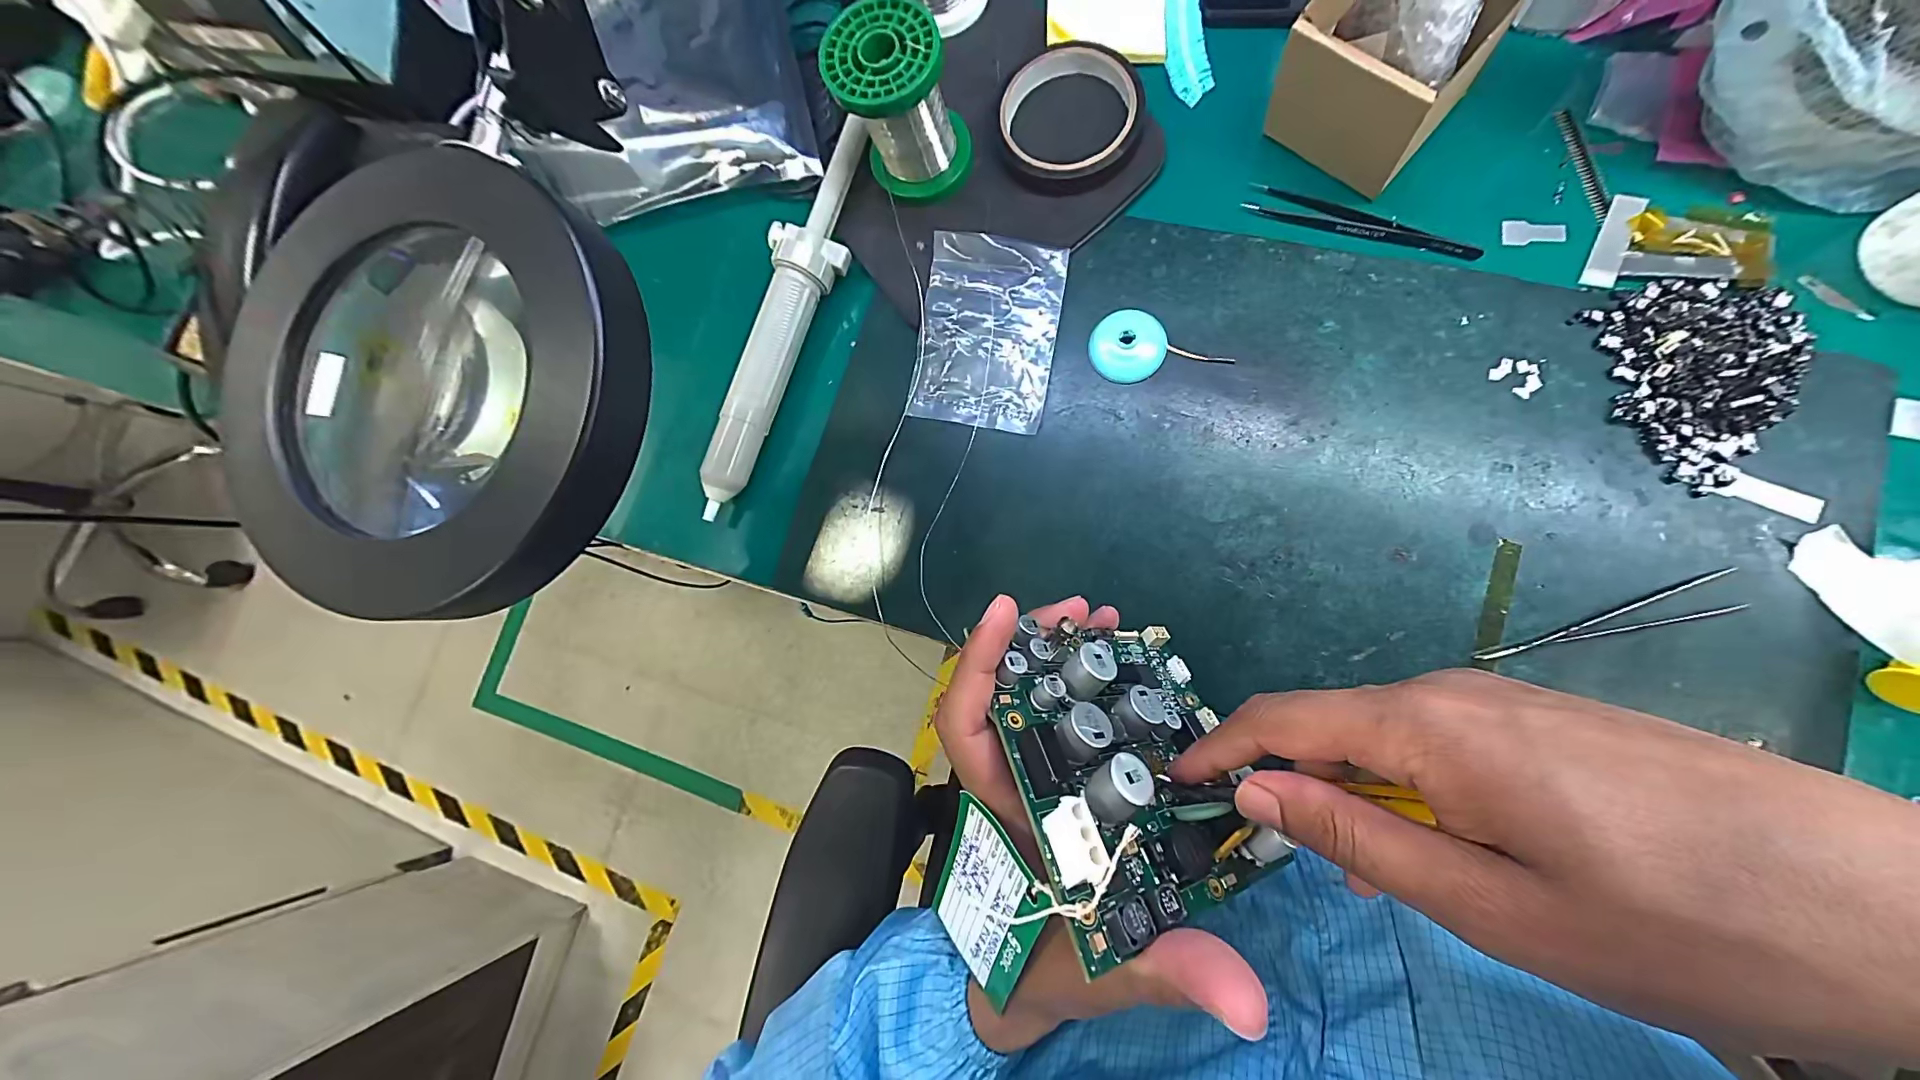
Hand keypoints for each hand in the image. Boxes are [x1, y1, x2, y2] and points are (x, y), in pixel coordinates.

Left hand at [935, 595, 1268, 1051]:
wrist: (1032, 984)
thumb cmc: (1049, 972)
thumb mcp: (1104, 971)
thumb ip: (1164, 972)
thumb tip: (1249, 1000)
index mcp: (1004, 808)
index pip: (966, 725)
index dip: (976, 664)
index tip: (1004, 609)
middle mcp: (1014, 780)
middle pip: (1002, 693)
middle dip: (1035, 641)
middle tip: (1086, 610)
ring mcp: (1037, 774)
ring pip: (1034, 697)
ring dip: (1064, 652)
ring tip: (1102, 619)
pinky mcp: (1063, 777)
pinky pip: (1066, 717)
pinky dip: (1086, 684)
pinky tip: (1118, 666)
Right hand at [1171, 668, 1919, 1061]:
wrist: (1916, 916)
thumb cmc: (1679, 927)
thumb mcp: (1491, 905)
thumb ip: (1357, 836)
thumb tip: (1256, 789)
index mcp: (1426, 725)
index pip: (1283, 716)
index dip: (1221, 746)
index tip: (1180, 781)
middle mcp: (1451, 690)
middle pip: (1331, 723)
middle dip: (1293, 780)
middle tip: (1290, 855)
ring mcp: (1503, 699)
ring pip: (1386, 735)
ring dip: (1357, 792)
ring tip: (1380, 871)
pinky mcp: (1544, 719)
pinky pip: (1441, 741)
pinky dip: (1412, 789)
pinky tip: (1453, 846)